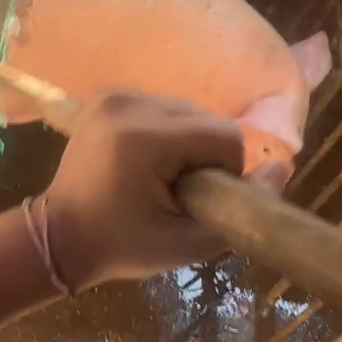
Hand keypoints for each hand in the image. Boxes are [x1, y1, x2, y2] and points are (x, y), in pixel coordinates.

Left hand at [42, 90, 283, 288]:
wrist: (59, 236)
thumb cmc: (120, 246)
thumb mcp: (185, 242)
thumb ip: (239, 209)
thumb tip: (282, 167)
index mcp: (143, 137)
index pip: (225, 136)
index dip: (223, 173)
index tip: (192, 199)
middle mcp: (129, 103)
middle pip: (207, 119)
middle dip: (203, 157)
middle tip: (171, 193)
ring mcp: (114, 95)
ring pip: (188, 111)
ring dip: (186, 144)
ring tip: (155, 179)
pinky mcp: (108, 95)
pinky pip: (163, 108)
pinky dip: (165, 133)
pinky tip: (143, 163)